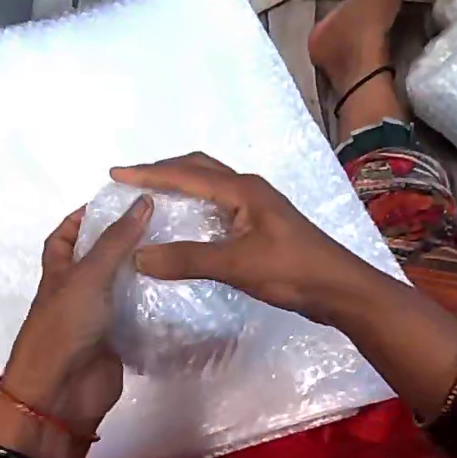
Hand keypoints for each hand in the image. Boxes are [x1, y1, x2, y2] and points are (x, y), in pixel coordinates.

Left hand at [0, 196, 153, 457]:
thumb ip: (116, 240)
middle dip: (123, 243)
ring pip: (122, 289)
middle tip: (161, 224)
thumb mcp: (88, 275)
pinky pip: (137, 319)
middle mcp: (77, 293)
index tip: (113, 202)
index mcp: (59, 273)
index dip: (81, 218)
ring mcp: (97, 319)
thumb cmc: (65, 326)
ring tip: (177, 251)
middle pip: (99, 261)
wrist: (63, 391)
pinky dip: (154, 308)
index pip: (65, 237)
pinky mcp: (117, 342)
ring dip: (143, 274)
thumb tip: (143, 200)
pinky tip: (181, 292)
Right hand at [111, 153, 377, 323]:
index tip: (116, 173)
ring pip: (210, 185)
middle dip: (164, 170)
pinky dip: (195, 205)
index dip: (150, 172)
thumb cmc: (292, 271)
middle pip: (199, 168)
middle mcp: (248, 189)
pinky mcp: (260, 225)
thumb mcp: (236, 264)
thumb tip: (139, 256)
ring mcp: (256, 207)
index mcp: (242, 189)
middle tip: (132, 180)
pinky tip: (186, 223)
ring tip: (152, 195)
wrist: (340, 289)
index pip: (186, 174)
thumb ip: (187, 259)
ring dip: (180, 184)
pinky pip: (218, 205)